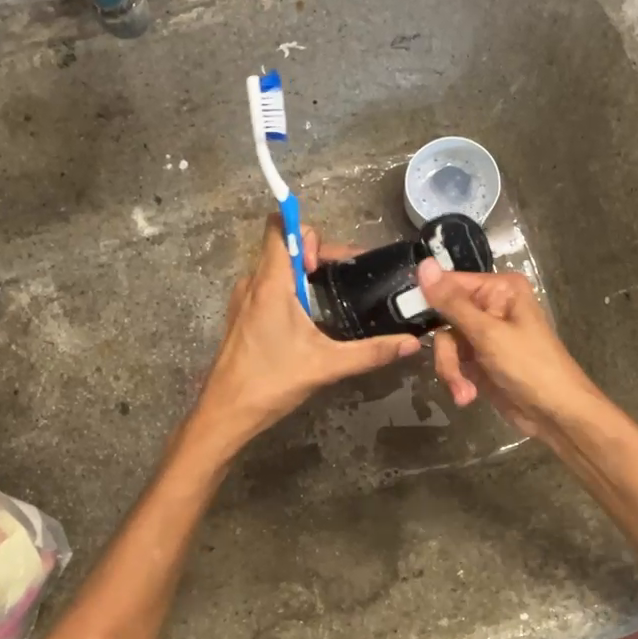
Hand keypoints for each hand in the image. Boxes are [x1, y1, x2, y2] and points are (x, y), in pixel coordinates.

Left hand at [193, 217, 419, 442]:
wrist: (226, 413)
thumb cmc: (271, 382)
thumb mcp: (326, 366)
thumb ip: (371, 352)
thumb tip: (411, 343)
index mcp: (270, 283)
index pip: (279, 226)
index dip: (306, 233)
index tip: (324, 263)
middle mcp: (253, 283)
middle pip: (283, 245)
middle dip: (316, 255)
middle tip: (343, 279)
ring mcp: (244, 299)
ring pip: (275, 267)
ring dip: (304, 273)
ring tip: (331, 297)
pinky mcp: (242, 316)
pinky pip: (268, 286)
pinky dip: (290, 290)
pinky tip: (310, 318)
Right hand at [417, 259, 604, 439]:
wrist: (556, 415)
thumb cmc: (530, 367)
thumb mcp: (488, 334)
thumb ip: (452, 302)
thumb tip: (423, 265)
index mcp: (500, 289)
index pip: (451, 284)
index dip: (429, 302)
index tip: (408, 318)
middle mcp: (491, 307)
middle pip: (444, 318)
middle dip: (447, 351)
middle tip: (453, 370)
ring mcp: (484, 335)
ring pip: (446, 345)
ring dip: (452, 371)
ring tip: (464, 393)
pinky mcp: (480, 361)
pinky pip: (454, 363)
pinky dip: (458, 380)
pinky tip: (467, 396)